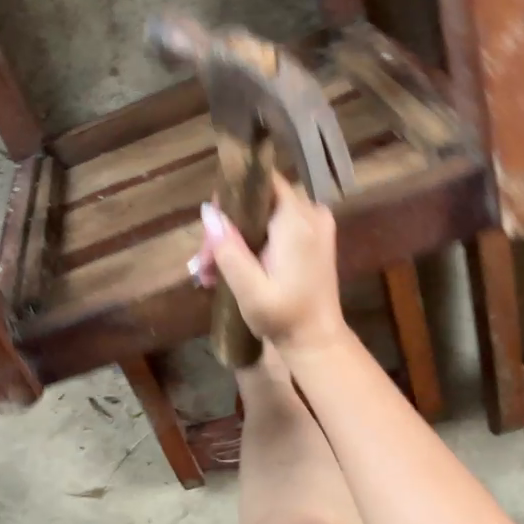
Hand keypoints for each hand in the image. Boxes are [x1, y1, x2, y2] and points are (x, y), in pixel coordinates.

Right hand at [190, 175, 345, 352]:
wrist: (317, 342)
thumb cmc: (284, 318)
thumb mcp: (249, 289)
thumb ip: (229, 249)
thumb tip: (208, 213)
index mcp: (297, 221)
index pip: (263, 181)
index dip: (232, 196)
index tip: (211, 226)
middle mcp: (311, 215)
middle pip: (259, 202)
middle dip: (228, 229)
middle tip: (206, 264)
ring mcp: (316, 226)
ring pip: (265, 216)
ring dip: (237, 240)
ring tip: (213, 274)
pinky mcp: (314, 240)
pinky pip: (277, 228)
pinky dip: (254, 244)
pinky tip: (233, 270)